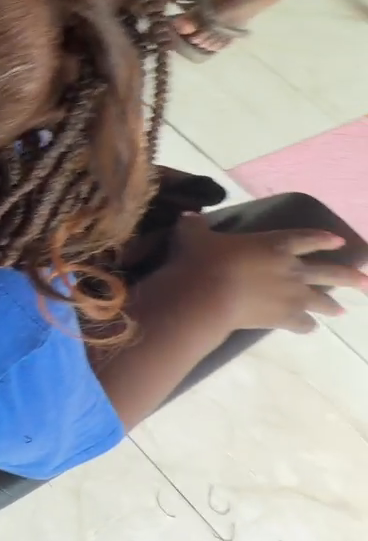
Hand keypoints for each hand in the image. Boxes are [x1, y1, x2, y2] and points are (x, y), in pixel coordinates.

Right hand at [164, 214, 367, 332]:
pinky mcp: (288, 318)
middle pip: (333, 273)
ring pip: (325, 302)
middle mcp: (294, 271)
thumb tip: (191, 215)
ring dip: (332, 306)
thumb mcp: (190, 234)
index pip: (308, 239)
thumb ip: (194, 224)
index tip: (338, 241)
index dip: (323, 239)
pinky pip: (305, 324)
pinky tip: (305, 325)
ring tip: (339, 310)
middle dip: (352, 277)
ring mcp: (295, 297)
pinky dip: (305, 324)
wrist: (204, 296)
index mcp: (275, 246)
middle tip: (366, 281)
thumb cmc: (200, 259)